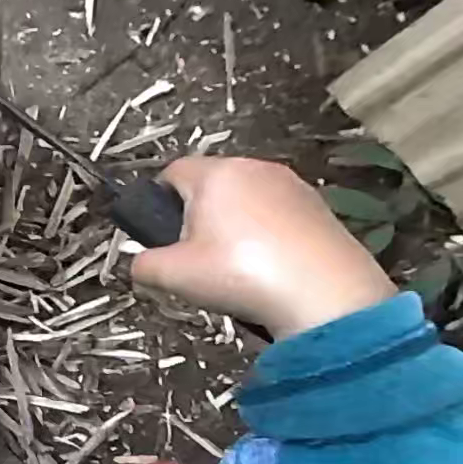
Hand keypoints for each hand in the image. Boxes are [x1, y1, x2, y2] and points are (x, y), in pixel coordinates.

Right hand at [131, 158, 396, 338]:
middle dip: (196, 216)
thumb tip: (139, 263)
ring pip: (242, 200)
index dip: (158, 200)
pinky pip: (274, 214)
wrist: (324, 295)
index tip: (162, 235)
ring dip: (230, 226)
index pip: (171, 172)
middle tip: (194, 259)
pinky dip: (263, 235)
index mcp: (215, 175)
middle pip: (209, 185)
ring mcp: (291, 185)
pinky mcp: (317, 206)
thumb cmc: (239, 274)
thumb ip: (142, 265)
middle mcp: (254, 168)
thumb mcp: (171, 275)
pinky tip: (266, 269)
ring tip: (233, 269)